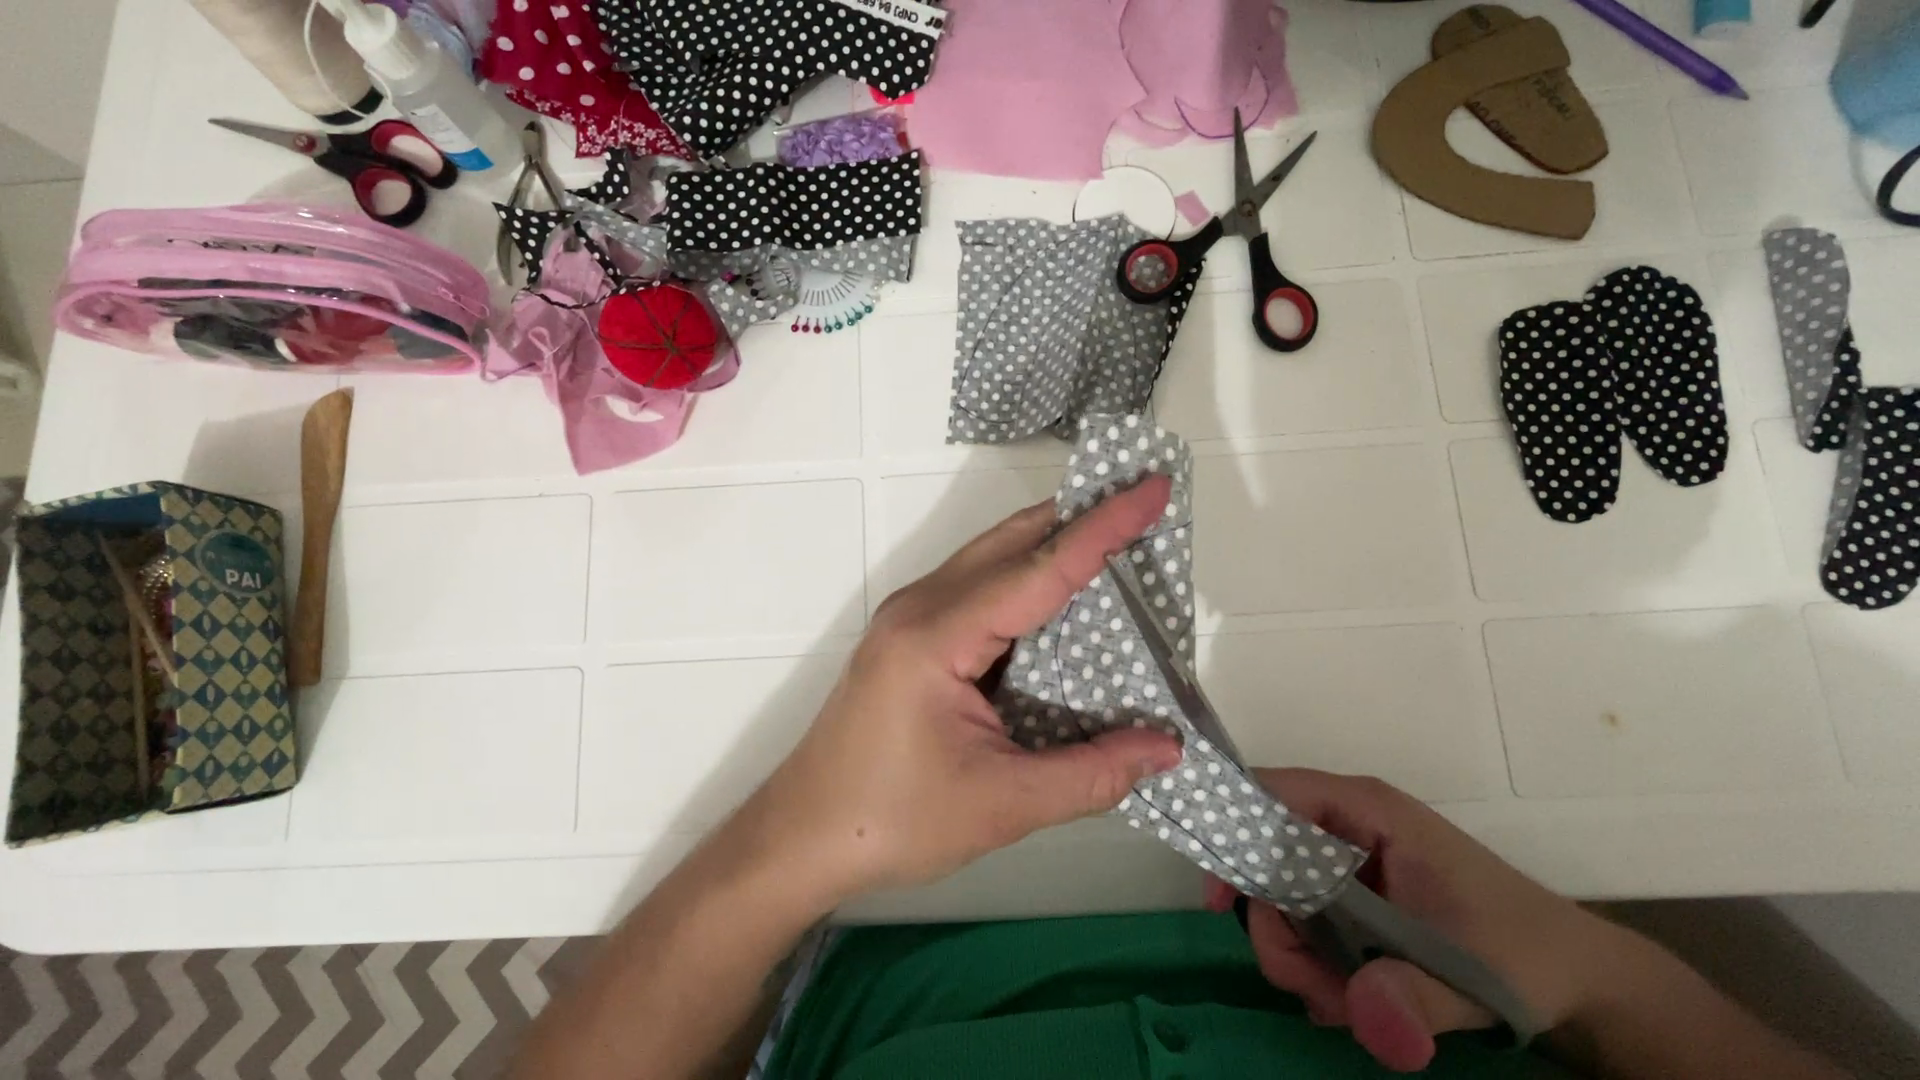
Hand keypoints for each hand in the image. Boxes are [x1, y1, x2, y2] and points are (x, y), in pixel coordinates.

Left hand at [740, 475, 1185, 908]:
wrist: (800, 837)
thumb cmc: (892, 821)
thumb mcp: (1002, 804)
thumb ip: (1091, 774)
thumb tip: (1169, 748)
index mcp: (937, 636)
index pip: (1039, 568)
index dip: (1103, 527)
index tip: (1153, 487)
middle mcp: (919, 608)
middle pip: (1011, 542)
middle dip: (1079, 517)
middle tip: (1143, 502)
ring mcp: (908, 618)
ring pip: (990, 558)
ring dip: (1051, 542)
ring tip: (1116, 537)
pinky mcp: (907, 638)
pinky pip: (976, 587)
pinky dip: (1025, 577)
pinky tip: (1060, 596)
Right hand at [1207, 769, 1639, 1072]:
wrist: (1575, 978)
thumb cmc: (1524, 952)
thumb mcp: (1476, 977)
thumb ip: (1415, 994)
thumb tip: (1359, 1013)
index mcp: (1370, 812)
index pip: (1275, 793)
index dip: (1235, 832)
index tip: (1219, 900)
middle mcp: (1348, 828)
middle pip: (1265, 859)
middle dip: (1275, 930)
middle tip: (1308, 988)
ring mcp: (1348, 864)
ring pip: (1279, 898)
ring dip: (1296, 959)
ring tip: (1343, 1005)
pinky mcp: (1352, 898)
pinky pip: (1303, 922)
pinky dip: (1311, 965)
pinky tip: (1348, 999)